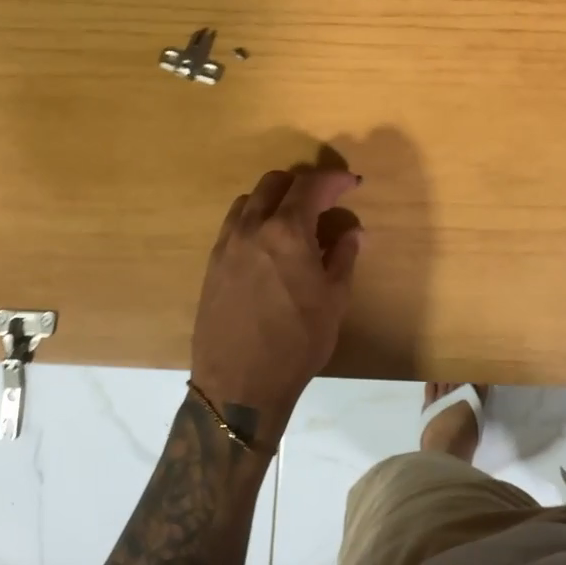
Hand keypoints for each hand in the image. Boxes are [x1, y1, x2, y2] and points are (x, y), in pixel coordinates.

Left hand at [190, 169, 363, 443]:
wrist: (240, 384)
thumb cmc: (296, 342)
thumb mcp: (333, 300)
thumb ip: (343, 257)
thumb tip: (353, 232)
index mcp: (287, 231)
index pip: (311, 186)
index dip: (335, 180)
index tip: (352, 184)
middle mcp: (253, 227)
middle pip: (276, 182)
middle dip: (303, 184)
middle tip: (324, 201)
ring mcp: (227, 244)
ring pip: (250, 199)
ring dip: (275, 199)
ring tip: (294, 221)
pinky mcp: (212, 263)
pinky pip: (234, 224)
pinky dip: (254, 219)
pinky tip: (268, 244)